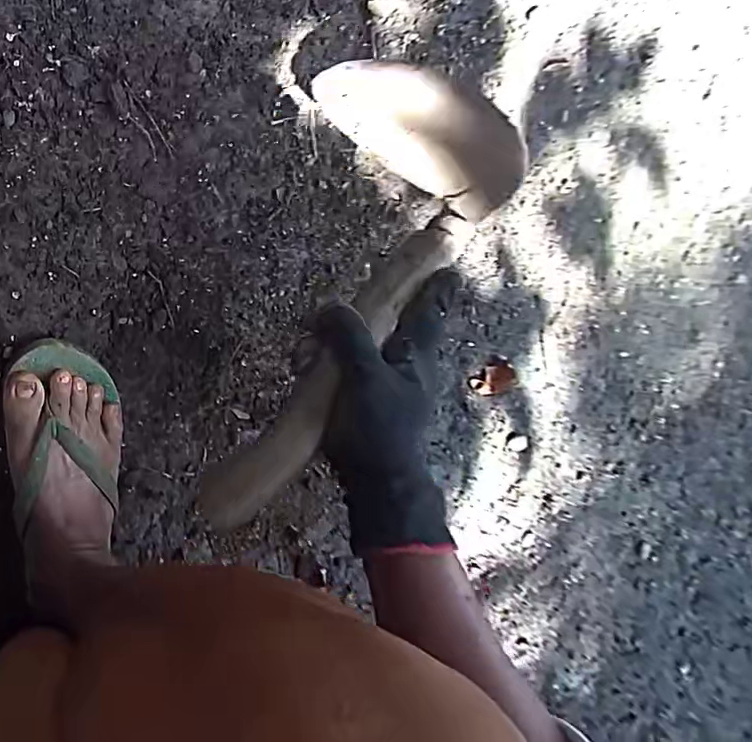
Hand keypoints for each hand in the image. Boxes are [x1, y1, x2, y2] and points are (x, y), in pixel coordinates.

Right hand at [313, 270, 457, 555]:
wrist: (375, 481)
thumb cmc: (380, 428)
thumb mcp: (364, 377)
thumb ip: (350, 337)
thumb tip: (332, 305)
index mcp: (415, 358)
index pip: (428, 315)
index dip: (436, 291)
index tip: (449, 269)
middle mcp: (401, 366)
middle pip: (376, 326)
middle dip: (341, 322)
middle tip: (312, 326)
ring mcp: (380, 383)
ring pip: (348, 346)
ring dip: (321, 348)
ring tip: (301, 360)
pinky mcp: (358, 398)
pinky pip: (335, 368)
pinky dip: (317, 366)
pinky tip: (302, 374)